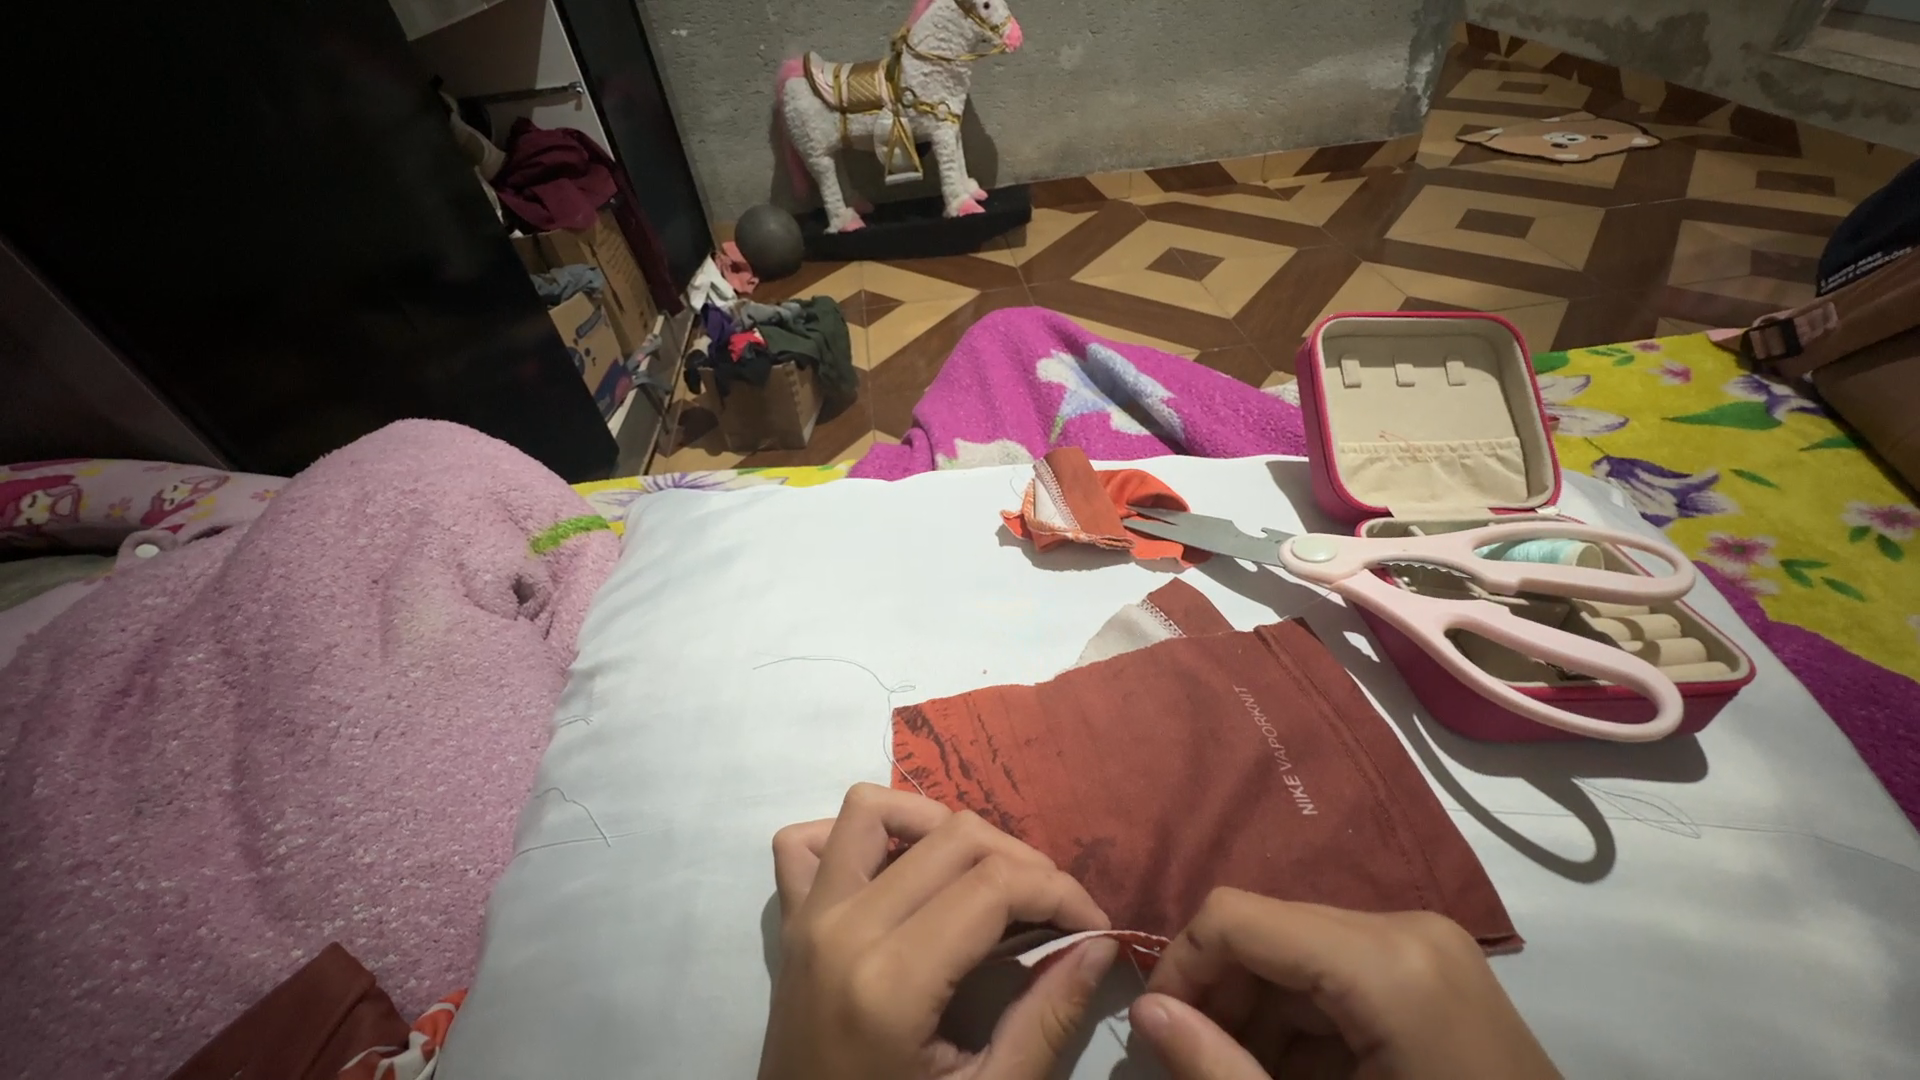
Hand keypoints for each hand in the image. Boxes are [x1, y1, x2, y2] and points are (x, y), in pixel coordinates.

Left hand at [760, 783, 1118, 1079]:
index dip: (1060, 892)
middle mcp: (842, 927)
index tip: (1095, 924)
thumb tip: (1101, 944)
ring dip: (937, 824)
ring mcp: (807, 917)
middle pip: (951, 836)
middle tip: (1051, 909)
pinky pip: (804, 842)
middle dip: (1021, 860)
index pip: (994, 885)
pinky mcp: (788, 921)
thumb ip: (1048, 1018)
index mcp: (890, 981)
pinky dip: (852, 838)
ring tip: (976, 873)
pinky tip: (893, 868)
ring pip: (873, 810)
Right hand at [1131, 888, 1558, 1079]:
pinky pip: (1337, 976)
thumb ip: (1221, 1071)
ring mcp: (1426, 946)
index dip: (1182, 964)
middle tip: (1200, 1066)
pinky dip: (1303, 1024)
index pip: (1237, 917)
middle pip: (1268, 933)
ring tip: (1248, 1079)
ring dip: (1258, 1016)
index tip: (1157, 1028)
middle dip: (1221, 998)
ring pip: (1297, 954)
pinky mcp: (1434, 970)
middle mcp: (1405, 929)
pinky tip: (1298, 1078)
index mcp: (1385, 962)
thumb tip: (1143, 1011)